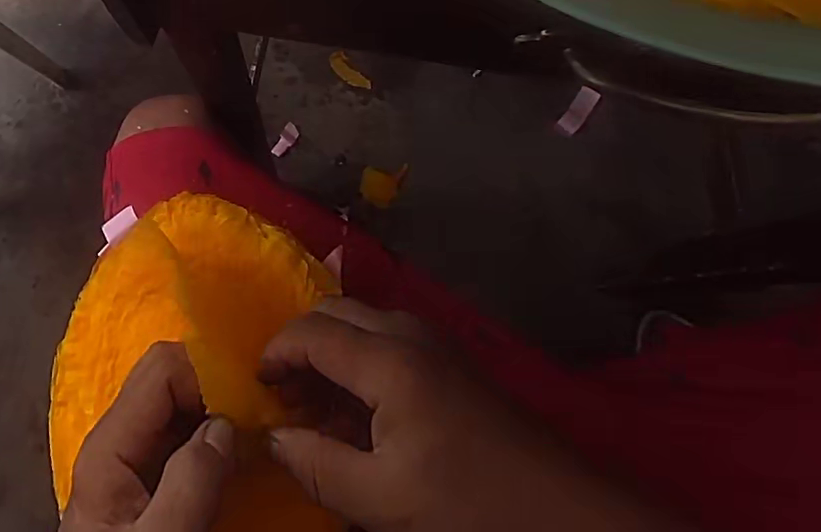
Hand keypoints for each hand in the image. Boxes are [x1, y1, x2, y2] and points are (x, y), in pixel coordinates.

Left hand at [61, 341, 236, 531]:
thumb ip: (190, 483)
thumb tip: (225, 426)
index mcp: (109, 444)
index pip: (162, 366)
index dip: (205, 375)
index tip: (246, 403)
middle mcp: (116, 440)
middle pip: (169, 378)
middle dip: (213, 387)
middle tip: (254, 415)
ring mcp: (130, 462)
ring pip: (179, 407)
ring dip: (216, 411)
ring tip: (253, 432)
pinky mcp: (146, 485)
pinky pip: (183, 439)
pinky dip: (211, 437)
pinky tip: (235, 455)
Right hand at [260, 299, 683, 531]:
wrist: (563, 508)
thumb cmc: (469, 502)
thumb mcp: (385, 499)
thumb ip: (319, 465)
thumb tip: (273, 436)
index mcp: (388, 359)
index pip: (311, 332)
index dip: (276, 352)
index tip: (257, 386)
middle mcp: (407, 331)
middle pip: (334, 312)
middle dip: (301, 344)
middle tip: (286, 396)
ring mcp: (432, 338)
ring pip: (361, 321)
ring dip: (331, 350)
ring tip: (318, 405)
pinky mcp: (449, 354)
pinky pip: (386, 335)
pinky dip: (359, 357)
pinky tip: (361, 407)